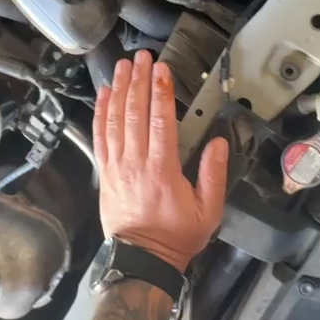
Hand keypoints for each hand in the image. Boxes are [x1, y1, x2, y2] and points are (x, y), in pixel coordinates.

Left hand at [93, 51, 228, 272]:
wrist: (141, 262)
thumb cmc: (176, 236)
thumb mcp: (208, 212)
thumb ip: (214, 175)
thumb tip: (220, 142)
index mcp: (163, 170)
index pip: (160, 122)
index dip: (160, 92)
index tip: (161, 69)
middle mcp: (137, 163)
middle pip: (135, 113)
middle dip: (138, 80)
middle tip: (142, 57)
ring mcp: (117, 166)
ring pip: (115, 119)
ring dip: (119, 89)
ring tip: (122, 65)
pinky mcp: (105, 172)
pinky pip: (100, 136)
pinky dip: (100, 112)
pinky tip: (103, 93)